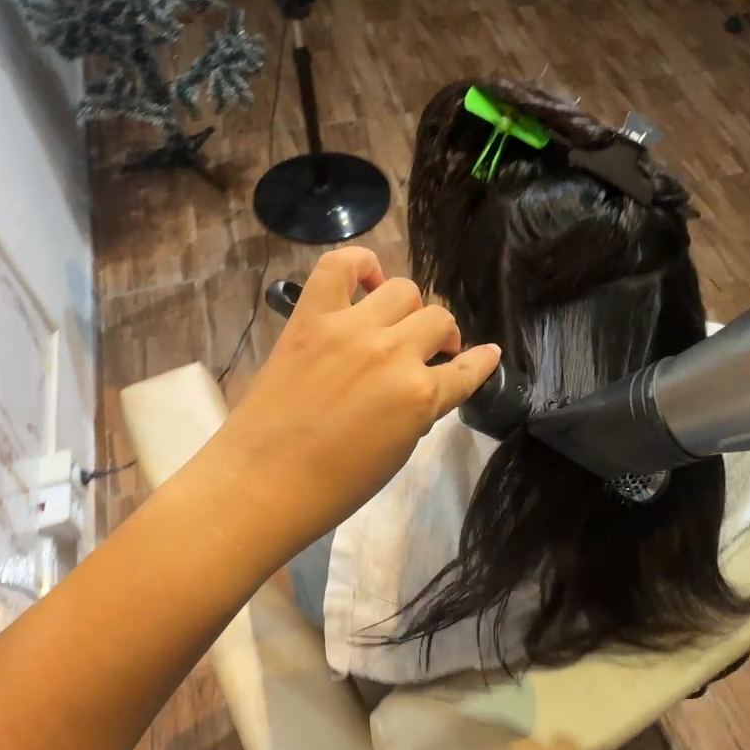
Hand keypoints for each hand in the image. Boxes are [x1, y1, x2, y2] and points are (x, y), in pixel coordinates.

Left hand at [205, 248, 500, 551]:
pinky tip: (366, 280)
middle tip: (428, 353)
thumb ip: (421, 409)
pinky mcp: (312, 317)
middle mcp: (394, 353)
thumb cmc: (333, 485)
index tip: (488, 354)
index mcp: (420, 395)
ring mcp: (352, 329)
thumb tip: (427, 384)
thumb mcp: (398, 451)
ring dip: (409, 308)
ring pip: (403, 290)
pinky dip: (360, 264)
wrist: (261, 483)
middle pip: (438, 320)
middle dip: (442, 337)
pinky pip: (341, 266)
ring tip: (395, 323)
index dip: (481, 362)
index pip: (467, 370)